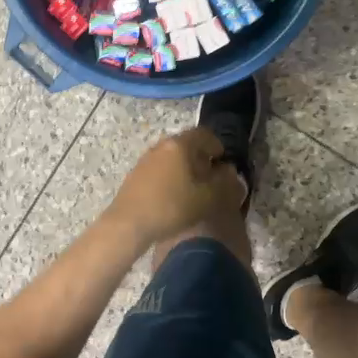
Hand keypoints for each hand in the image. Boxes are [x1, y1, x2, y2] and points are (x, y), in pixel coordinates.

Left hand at [105, 128, 245, 245]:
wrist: (128, 224)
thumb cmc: (172, 207)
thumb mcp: (207, 198)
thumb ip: (223, 181)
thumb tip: (228, 170)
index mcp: (180, 145)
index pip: (204, 134)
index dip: (217, 146)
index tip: (222, 162)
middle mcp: (162, 145)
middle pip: (187, 143)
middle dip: (201, 156)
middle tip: (210, 176)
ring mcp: (146, 158)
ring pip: (172, 155)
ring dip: (185, 166)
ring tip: (192, 187)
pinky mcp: (136, 173)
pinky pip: (160, 166)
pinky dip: (171, 174)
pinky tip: (173, 194)